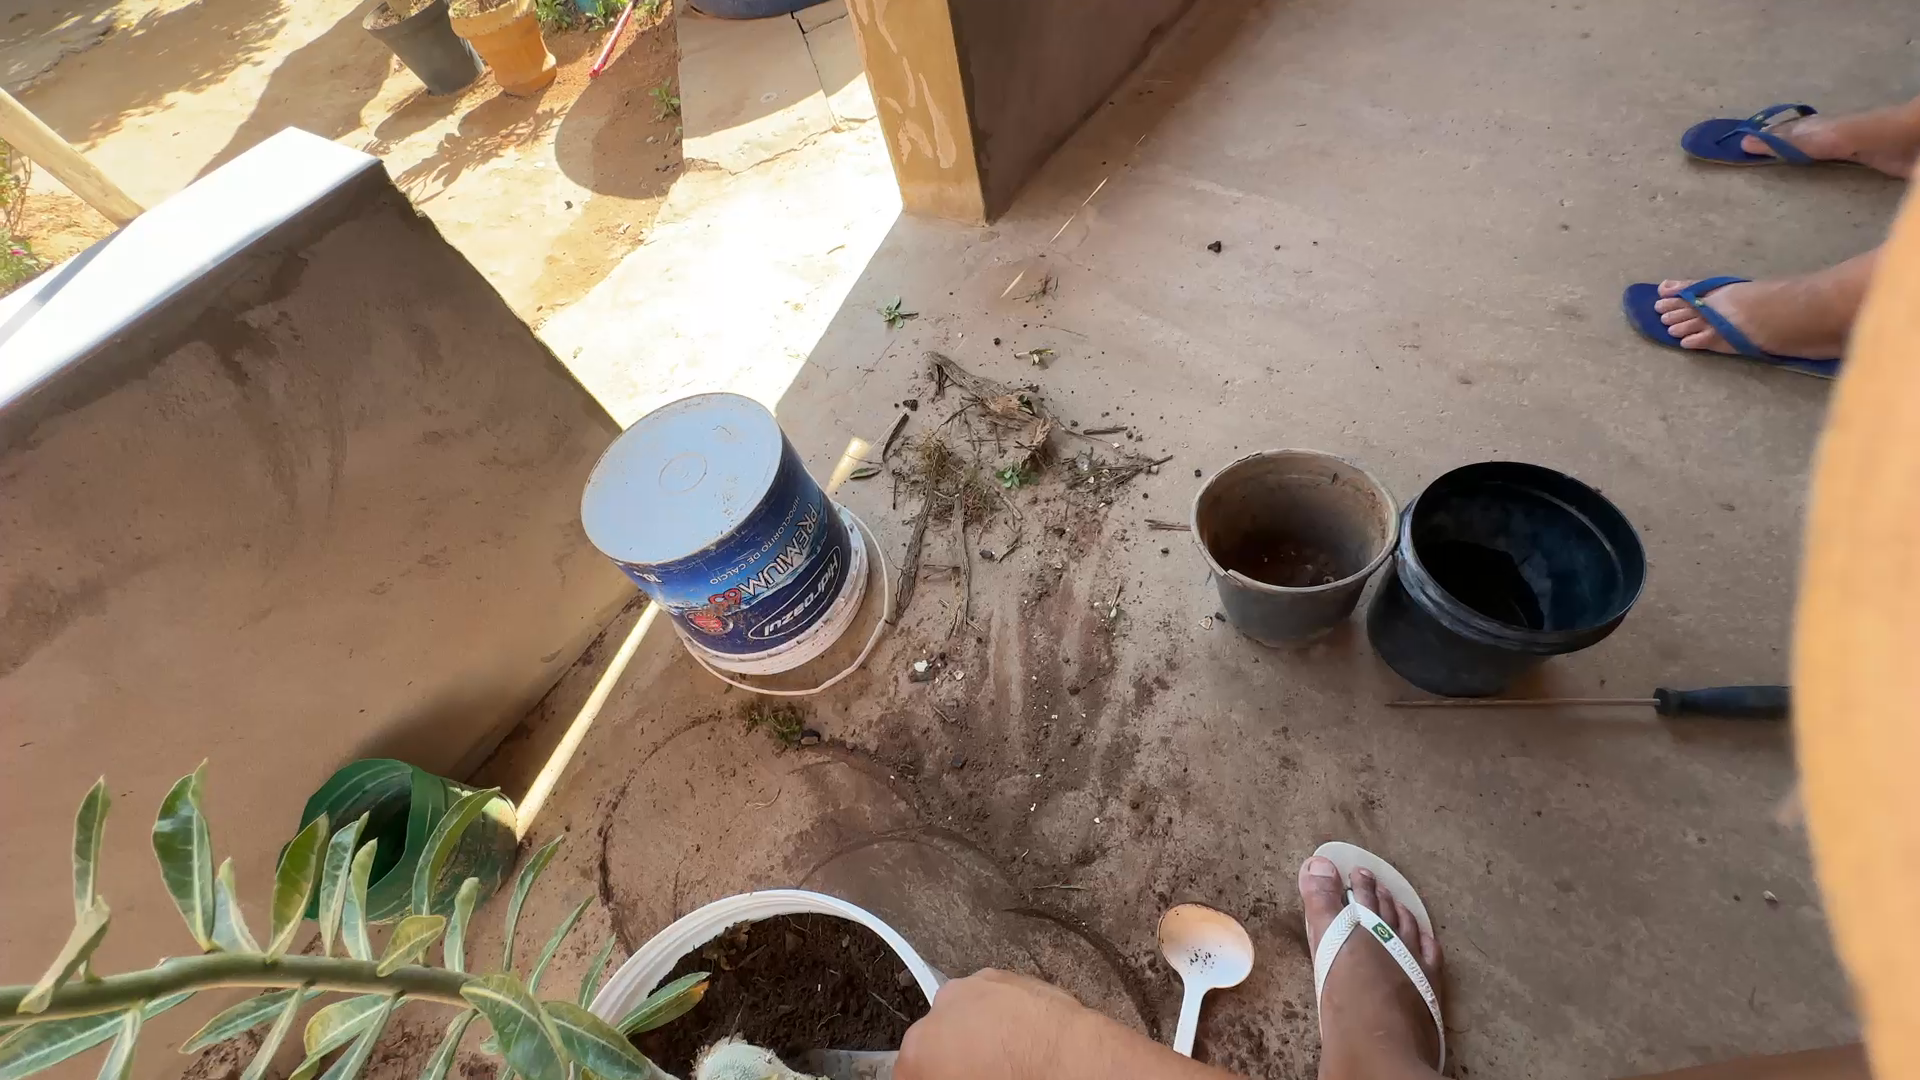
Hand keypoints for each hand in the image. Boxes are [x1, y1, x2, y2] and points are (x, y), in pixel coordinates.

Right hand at [895, 970, 1088, 1079]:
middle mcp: (942, 1006)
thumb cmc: (1015, 1079)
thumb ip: (940, 1076)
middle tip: (971, 1074)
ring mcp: (973, 985)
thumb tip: (949, 1073)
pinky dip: (999, 1016)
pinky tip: (1019, 1040)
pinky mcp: (1004, 974)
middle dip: (949, 1057)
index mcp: (920, 1047)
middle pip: (934, 1037)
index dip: (923, 1078)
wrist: (1064, 1059)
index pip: (905, 1071)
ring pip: (964, 1014)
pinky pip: (992, 1000)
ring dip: (975, 1034)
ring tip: (1002, 1061)